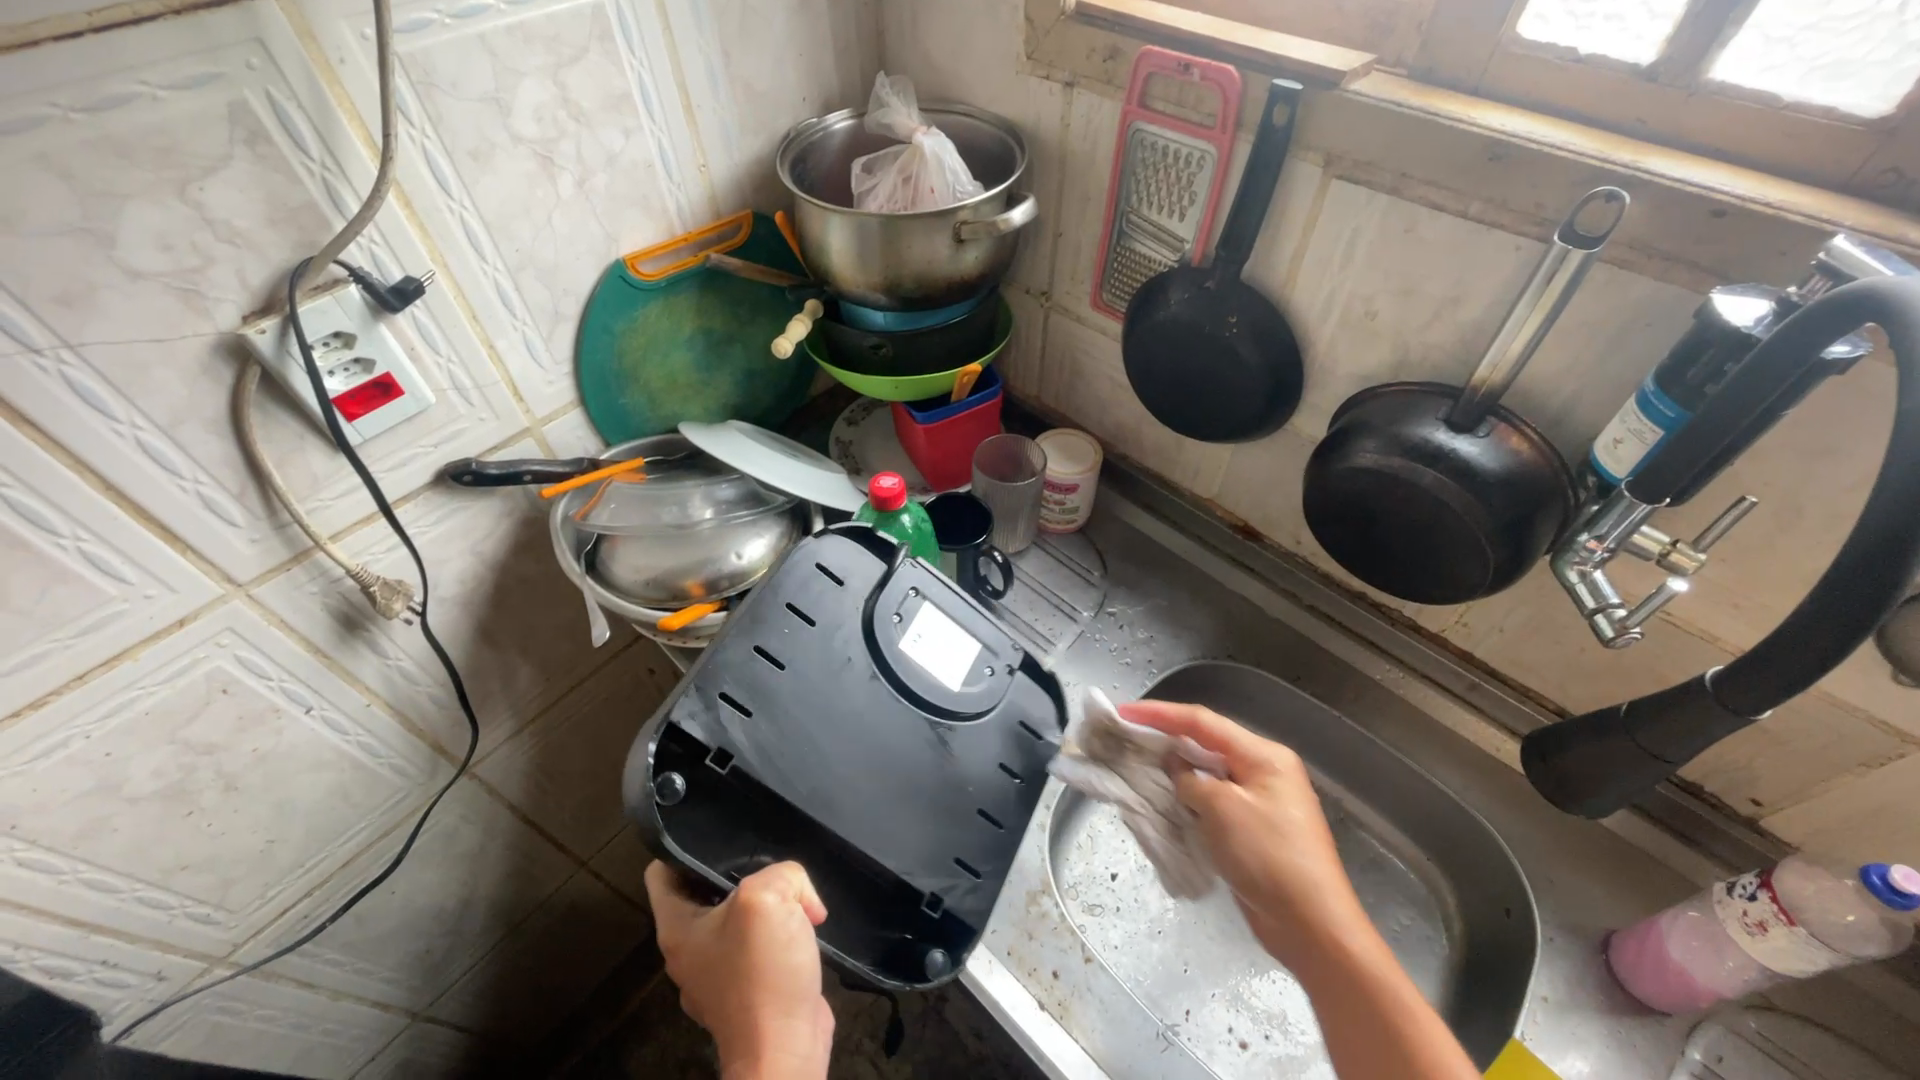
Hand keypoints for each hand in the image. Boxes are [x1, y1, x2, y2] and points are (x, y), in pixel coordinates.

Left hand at [645, 860, 832, 1079]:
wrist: (784, 1051)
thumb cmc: (762, 974)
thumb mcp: (767, 899)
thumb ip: (781, 874)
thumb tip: (798, 894)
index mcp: (676, 928)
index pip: (662, 871)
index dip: (686, 847)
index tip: (721, 834)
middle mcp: (689, 951)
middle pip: (706, 892)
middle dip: (740, 874)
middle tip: (771, 863)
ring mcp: (718, 975)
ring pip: (738, 920)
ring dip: (768, 907)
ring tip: (796, 898)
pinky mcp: (748, 991)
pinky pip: (760, 948)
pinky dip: (782, 936)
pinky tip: (804, 931)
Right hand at [1120, 700, 1367, 972]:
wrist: (1311, 925)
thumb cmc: (1269, 857)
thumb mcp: (1223, 809)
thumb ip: (1192, 779)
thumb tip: (1176, 767)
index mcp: (1263, 756)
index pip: (1203, 722)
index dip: (1159, 714)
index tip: (1123, 713)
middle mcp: (1263, 771)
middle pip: (1206, 744)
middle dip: (1165, 741)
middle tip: (1125, 740)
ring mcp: (1259, 802)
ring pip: (1207, 775)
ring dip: (1174, 773)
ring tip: (1135, 768)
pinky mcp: (1252, 831)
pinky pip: (1212, 804)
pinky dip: (1187, 800)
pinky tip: (1163, 803)